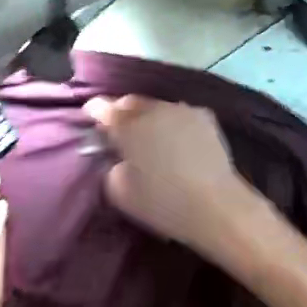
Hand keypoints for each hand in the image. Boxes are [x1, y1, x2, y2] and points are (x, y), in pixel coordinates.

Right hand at [84, 96, 265, 264]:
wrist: (216, 204)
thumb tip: (117, 158)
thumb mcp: (120, 192)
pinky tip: (176, 140)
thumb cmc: (163, 202)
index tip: (91, 117)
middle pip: (131, 102)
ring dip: (148, 116)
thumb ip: (111, 168)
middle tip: (119, 129)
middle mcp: (154, 109)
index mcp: (128, 126)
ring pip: (157, 106)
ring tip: (150, 135)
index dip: (94, 111)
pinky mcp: (205, 116)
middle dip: (121, 112)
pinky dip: (172, 122)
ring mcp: (182, 109)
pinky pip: (180, 114)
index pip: (103, 107)